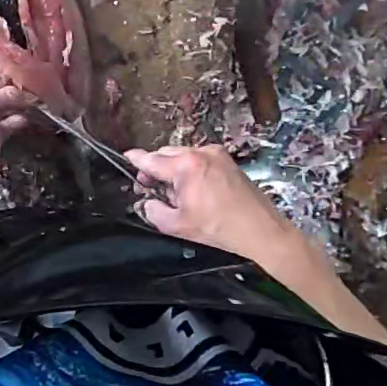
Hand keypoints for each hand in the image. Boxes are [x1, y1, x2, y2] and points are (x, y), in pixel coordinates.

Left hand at [0, 79, 35, 182]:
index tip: (14, 71)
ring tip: (33, 98)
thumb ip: (2, 96)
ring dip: (15, 106)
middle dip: (8, 91)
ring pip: (0, 111)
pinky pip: (5, 126)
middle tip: (28, 84)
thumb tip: (22, 91)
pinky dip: (16, 121)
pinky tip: (29, 115)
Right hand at [125, 145, 299, 261]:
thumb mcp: (177, 225)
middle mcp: (202, 153)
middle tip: (151, 189)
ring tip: (176, 195)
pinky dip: (191, 171)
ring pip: (184, 156)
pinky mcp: (229, 162)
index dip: (136, 160)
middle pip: (167, 154)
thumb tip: (147, 203)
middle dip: (156, 169)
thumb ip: (153, 211)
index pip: (152, 159)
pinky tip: (194, 192)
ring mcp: (218, 155)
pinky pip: (200, 160)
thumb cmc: (220, 229)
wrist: (260, 231)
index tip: (126, 157)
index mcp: (186, 165)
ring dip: (174, 170)